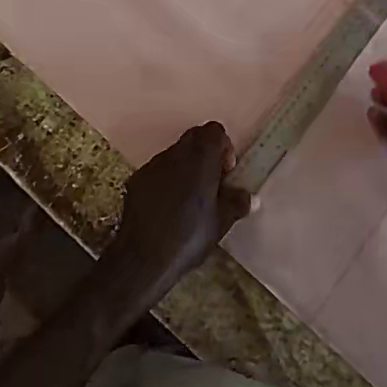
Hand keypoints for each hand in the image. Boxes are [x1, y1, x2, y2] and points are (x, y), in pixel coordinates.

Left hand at [106, 122, 252, 290]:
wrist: (144, 255)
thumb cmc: (190, 235)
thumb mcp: (222, 222)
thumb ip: (237, 203)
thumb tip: (250, 197)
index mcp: (201, 157)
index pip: (214, 131)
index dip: (224, 147)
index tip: (226, 172)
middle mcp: (176, 153)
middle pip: (194, 137)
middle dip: (206, 153)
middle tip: (212, 181)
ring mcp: (153, 164)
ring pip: (175, 153)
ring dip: (186, 166)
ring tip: (190, 197)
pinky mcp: (137, 179)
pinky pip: (157, 169)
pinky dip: (167, 179)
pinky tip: (168, 206)